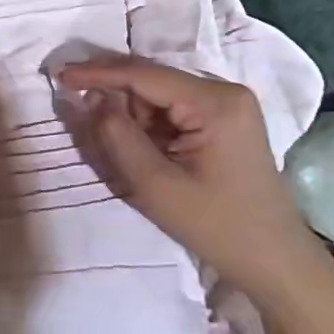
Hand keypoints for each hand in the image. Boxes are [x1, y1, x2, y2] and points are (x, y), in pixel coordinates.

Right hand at [59, 56, 322, 295]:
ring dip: (133, 113)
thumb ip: (116, 134)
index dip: (96, 73)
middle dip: (115, 95)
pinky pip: (172, 107)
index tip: (59, 75)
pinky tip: (147, 149)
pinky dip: (150, 123)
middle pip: (150, 79)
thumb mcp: (154, 183)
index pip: (142, 74)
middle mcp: (224, 91)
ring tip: (132, 153)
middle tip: (81, 113)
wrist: (275, 261)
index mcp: (214, 102)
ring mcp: (228, 103)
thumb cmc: (215, 225)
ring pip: (158, 93)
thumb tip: (89, 97)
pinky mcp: (225, 118)